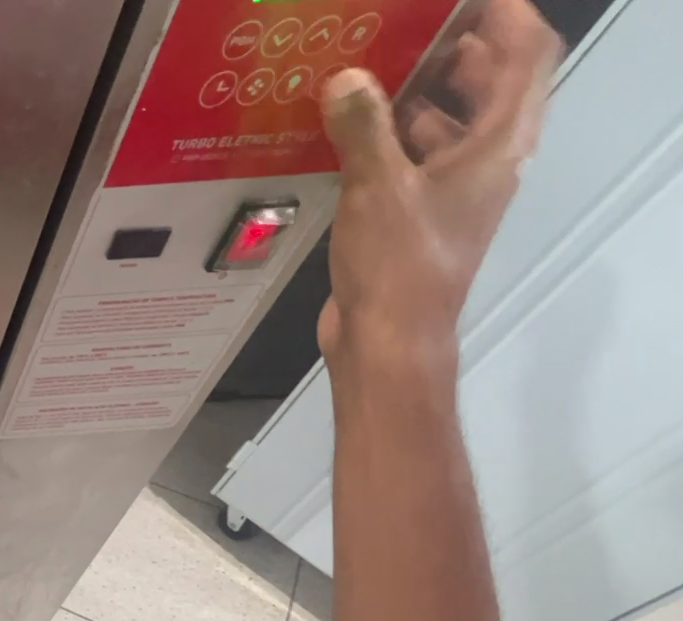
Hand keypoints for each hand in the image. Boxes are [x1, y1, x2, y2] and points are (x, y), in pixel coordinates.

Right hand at [316, 0, 560, 387]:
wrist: (389, 335)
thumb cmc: (398, 261)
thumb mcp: (377, 188)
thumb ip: (363, 130)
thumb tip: (346, 79)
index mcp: (498, 146)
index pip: (526, 58)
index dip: (506, 18)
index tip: (469, 0)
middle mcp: (488, 163)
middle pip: (495, 90)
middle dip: (465, 55)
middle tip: (418, 33)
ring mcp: (455, 194)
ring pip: (454, 129)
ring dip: (426, 99)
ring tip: (382, 78)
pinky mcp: (420, 219)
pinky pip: (418, 164)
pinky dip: (396, 143)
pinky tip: (357, 140)